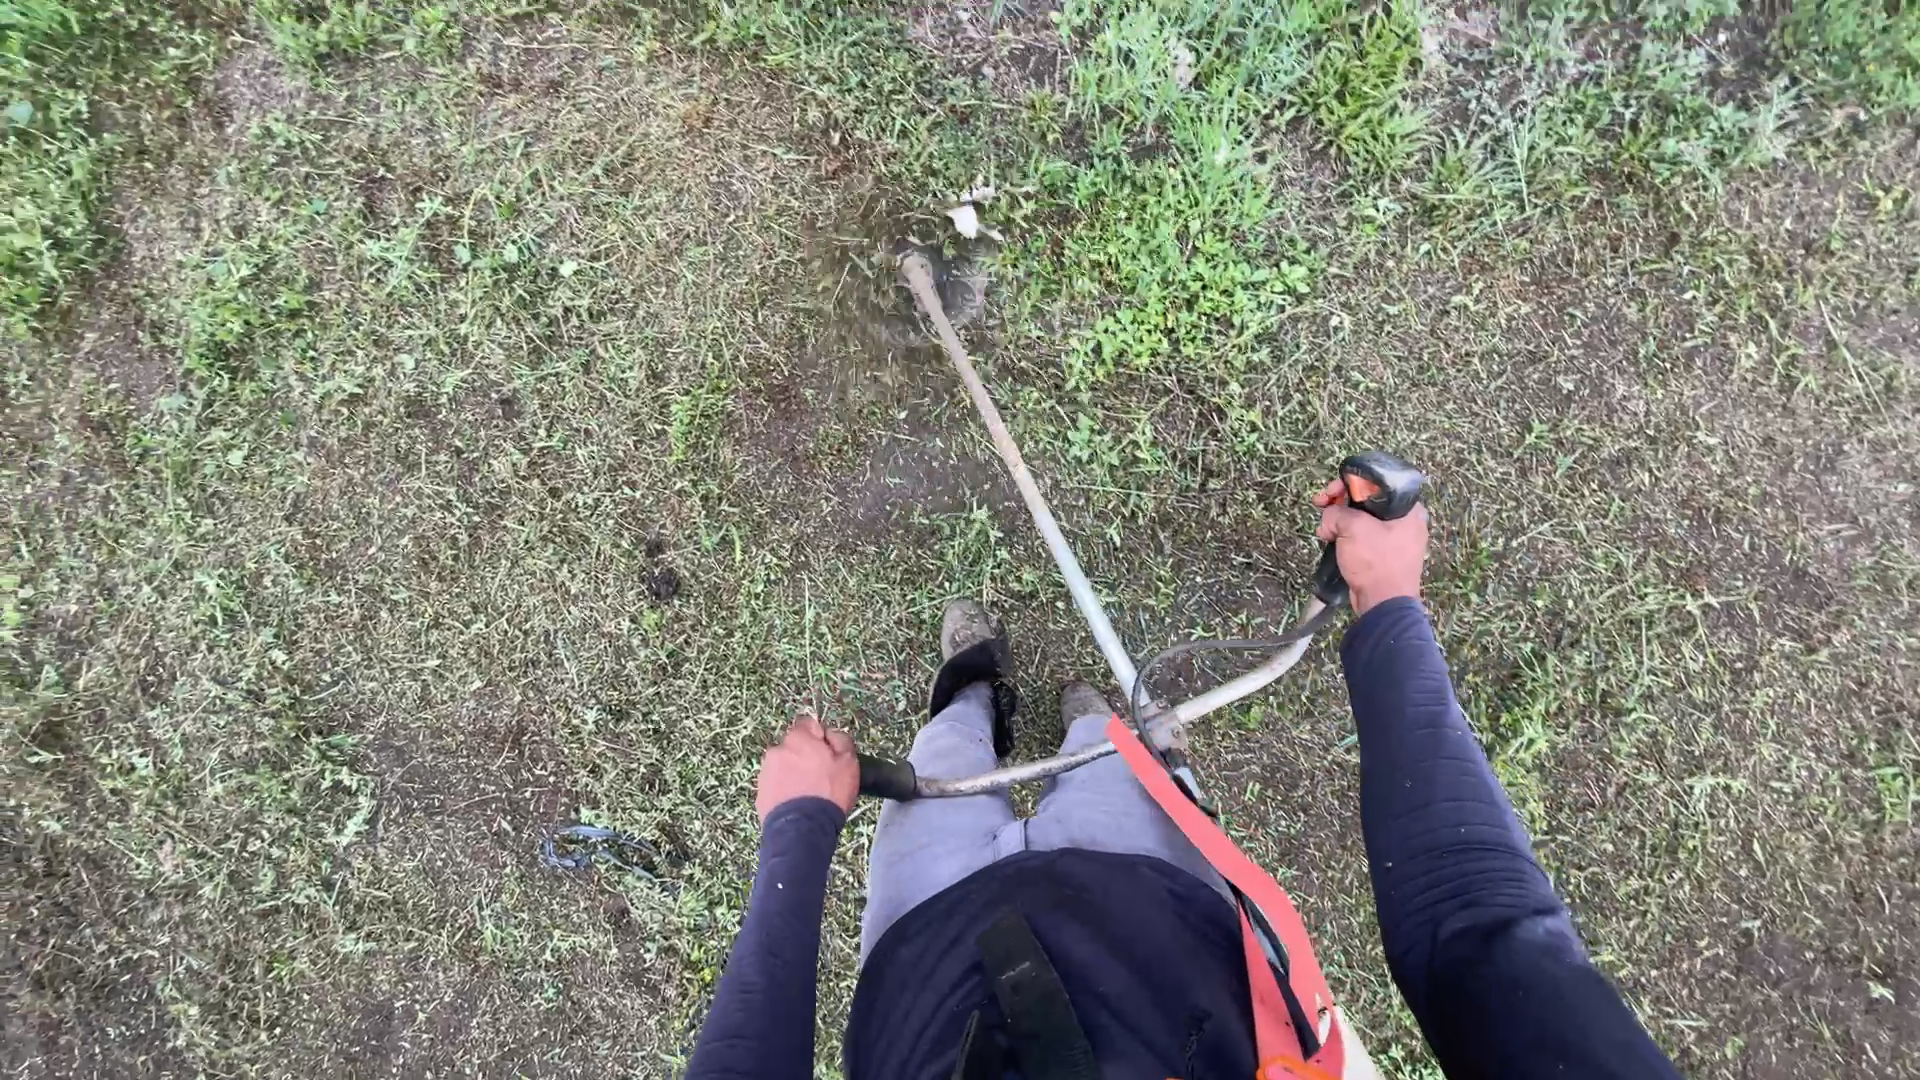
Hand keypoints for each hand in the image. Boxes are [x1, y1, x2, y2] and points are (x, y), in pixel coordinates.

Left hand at [754, 713, 858, 822]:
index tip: (829, 752)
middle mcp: (777, 750)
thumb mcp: (849, 762)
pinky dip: (785, 791)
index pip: (808, 724)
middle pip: (794, 747)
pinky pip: (776, 786)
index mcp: (798, 738)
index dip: (820, 737)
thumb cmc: (828, 793)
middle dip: (805, 756)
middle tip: (821, 775)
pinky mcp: (761, 794)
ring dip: (794, 774)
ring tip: (809, 794)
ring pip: (784, 766)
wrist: (802, 830)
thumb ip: (841, 739)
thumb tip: (832, 734)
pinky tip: (799, 804)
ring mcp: (766, 773)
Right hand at [1314, 478, 1428, 614]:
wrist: (1383, 602)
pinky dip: (1343, 536)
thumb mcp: (1353, 528)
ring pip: (1359, 519)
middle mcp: (1404, 520)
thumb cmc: (1375, 561)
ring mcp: (1393, 538)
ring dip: (1337, 522)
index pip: (1374, 484)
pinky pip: (1360, 536)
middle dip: (1338, 504)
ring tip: (1324, 532)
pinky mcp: (1381, 553)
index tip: (1329, 493)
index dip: (1348, 484)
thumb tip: (1329, 516)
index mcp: (1408, 508)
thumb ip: (1337, 512)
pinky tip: (1329, 541)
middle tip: (1320, 505)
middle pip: (1364, 500)